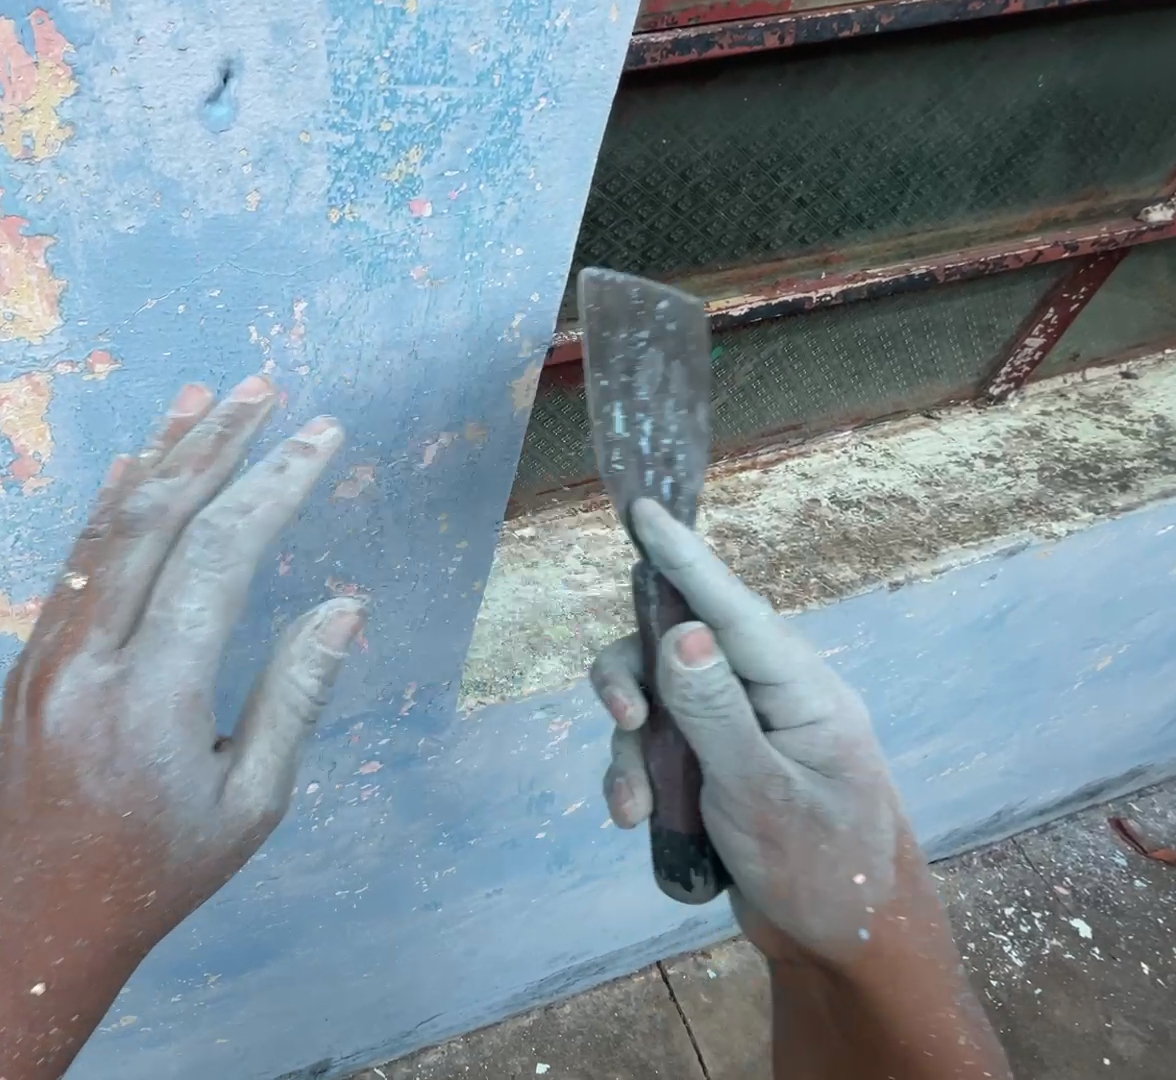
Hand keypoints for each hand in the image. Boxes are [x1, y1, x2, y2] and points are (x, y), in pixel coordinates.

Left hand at [0, 373, 366, 946]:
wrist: (32, 922)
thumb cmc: (158, 873)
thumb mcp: (251, 804)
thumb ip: (296, 694)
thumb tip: (345, 605)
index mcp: (157, 694)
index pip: (224, 553)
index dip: (276, 482)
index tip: (322, 435)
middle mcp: (91, 654)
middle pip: (159, 515)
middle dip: (218, 440)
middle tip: (265, 387)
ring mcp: (48, 649)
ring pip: (110, 525)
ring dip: (162, 454)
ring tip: (206, 396)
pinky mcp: (28, 654)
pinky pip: (75, 560)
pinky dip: (111, 503)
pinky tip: (136, 463)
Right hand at [590, 499, 904, 965]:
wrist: (835, 942)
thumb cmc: (822, 866)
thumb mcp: (764, 792)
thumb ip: (718, 710)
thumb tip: (681, 631)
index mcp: (797, 689)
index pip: (731, 610)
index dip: (684, 557)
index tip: (646, 509)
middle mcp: (756, 694)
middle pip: (666, 650)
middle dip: (631, 683)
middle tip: (625, 721)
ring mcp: (725, 726)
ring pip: (646, 700)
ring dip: (628, 750)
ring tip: (630, 805)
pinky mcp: (700, 757)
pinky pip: (646, 744)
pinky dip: (631, 776)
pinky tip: (635, 817)